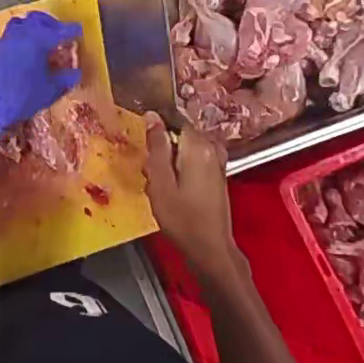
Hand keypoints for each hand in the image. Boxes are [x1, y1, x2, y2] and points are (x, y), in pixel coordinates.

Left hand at [0, 11, 82, 140]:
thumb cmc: (22, 97)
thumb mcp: (49, 91)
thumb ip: (64, 80)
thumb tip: (74, 74)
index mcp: (38, 40)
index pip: (59, 30)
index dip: (71, 30)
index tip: (77, 31)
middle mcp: (19, 35)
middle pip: (36, 19)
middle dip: (50, 23)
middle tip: (58, 31)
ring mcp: (3, 42)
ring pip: (19, 25)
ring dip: (31, 29)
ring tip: (39, 41)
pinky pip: (8, 39)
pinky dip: (18, 42)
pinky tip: (21, 55)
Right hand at [142, 113, 239, 276]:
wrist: (209, 246)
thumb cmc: (181, 217)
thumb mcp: (160, 181)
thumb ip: (157, 146)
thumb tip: (152, 116)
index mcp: (198, 145)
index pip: (174, 120)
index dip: (156, 132)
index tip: (145, 150)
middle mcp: (212, 148)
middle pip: (180, 135)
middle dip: (163, 149)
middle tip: (151, 173)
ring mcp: (218, 161)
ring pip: (185, 148)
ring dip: (170, 161)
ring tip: (160, 183)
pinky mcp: (218, 174)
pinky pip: (194, 160)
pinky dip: (181, 168)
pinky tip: (173, 188)